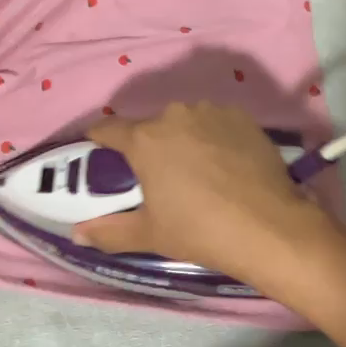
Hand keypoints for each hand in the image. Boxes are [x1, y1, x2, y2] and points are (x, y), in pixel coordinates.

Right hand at [73, 102, 332, 282]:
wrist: (268, 225)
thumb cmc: (200, 231)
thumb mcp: (150, 235)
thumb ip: (109, 231)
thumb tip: (77, 233)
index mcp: (145, 140)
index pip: (109, 129)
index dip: (100, 140)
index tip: (98, 153)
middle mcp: (174, 115)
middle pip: (151, 127)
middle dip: (150, 147)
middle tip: (159, 179)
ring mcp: (210, 111)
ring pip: (185, 122)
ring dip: (184, 140)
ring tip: (198, 174)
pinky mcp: (240, 116)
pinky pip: (215, 123)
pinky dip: (214, 138)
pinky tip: (226, 166)